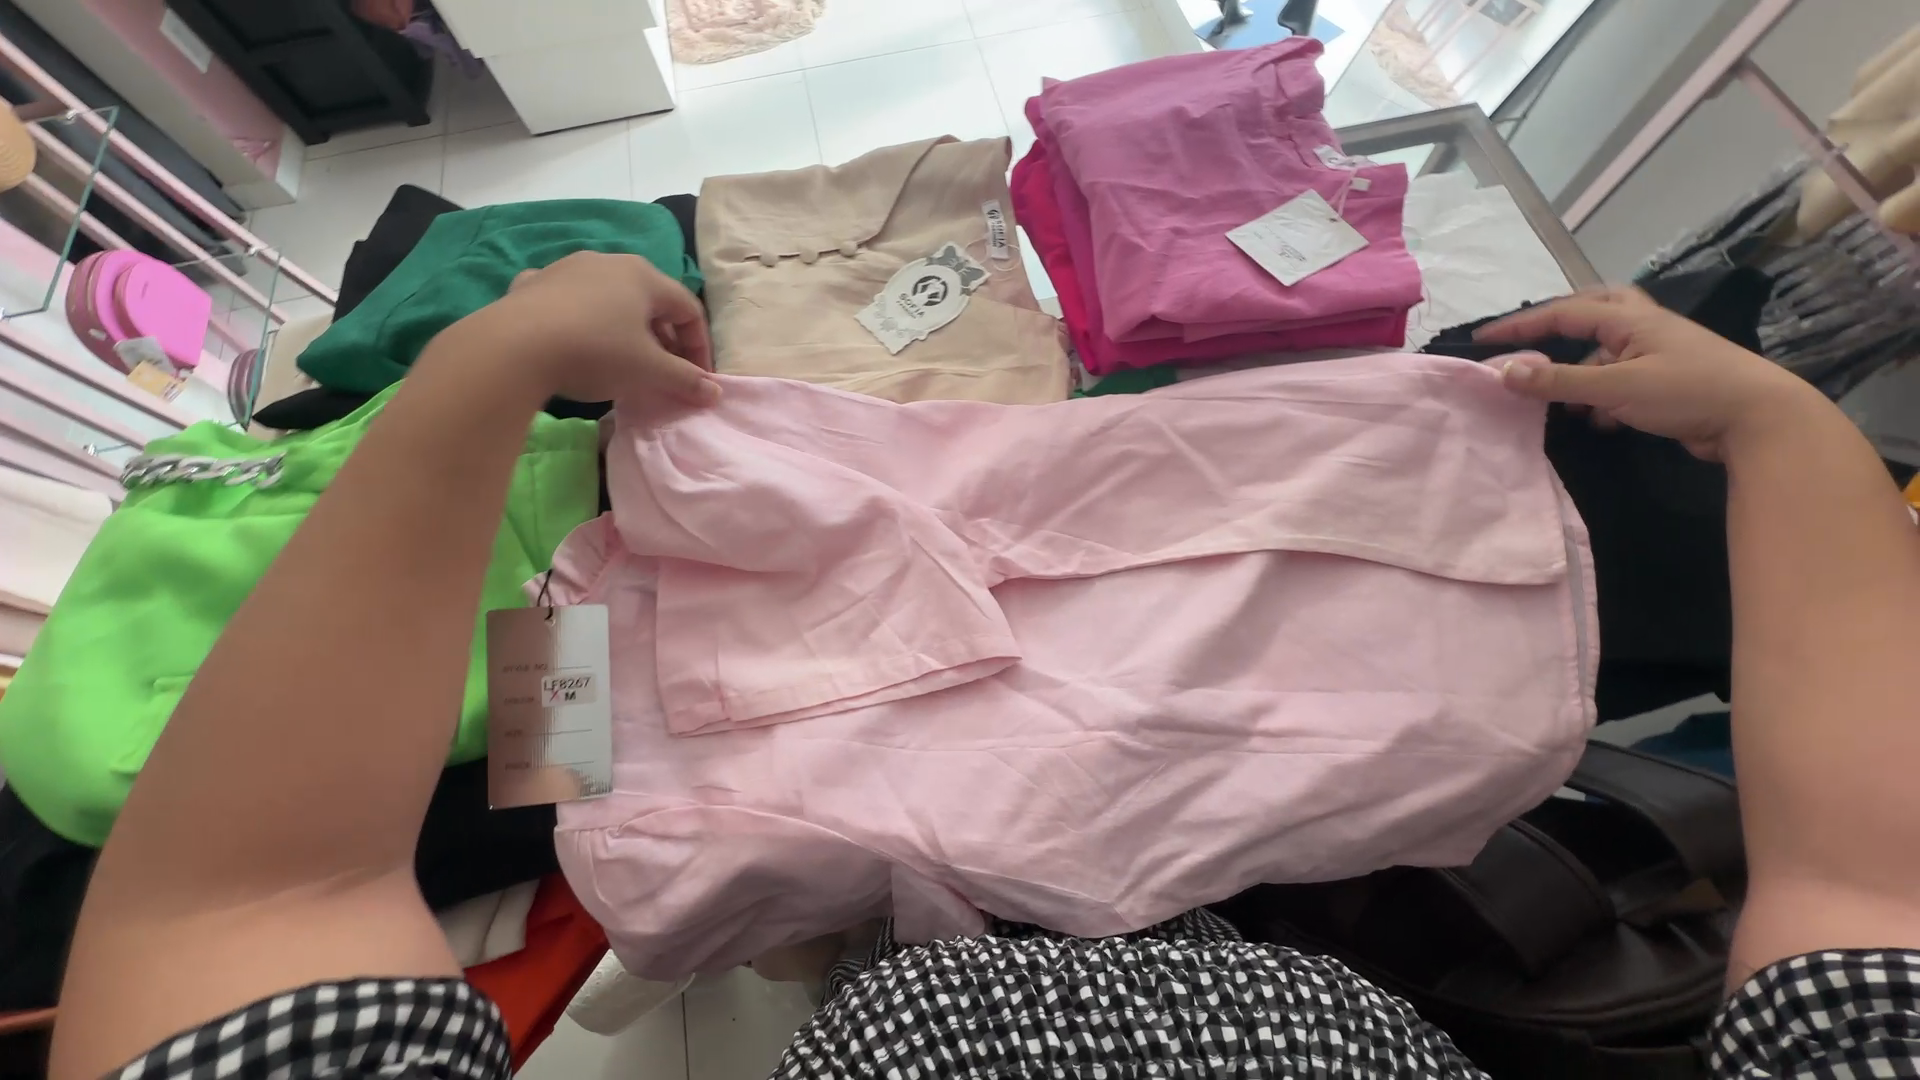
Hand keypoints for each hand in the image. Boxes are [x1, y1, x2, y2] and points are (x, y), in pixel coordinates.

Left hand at [451, 251, 718, 406]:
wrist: (514, 347)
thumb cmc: (597, 352)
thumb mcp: (650, 371)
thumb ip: (687, 380)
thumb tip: (715, 393)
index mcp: (645, 276)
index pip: (689, 309)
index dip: (700, 347)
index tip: (698, 380)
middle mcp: (609, 263)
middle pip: (652, 301)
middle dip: (666, 339)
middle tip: (666, 372)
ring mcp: (568, 269)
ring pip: (612, 299)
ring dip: (627, 329)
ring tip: (625, 361)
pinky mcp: (534, 284)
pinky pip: (571, 300)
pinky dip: (584, 320)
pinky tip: (577, 339)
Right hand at [1475, 287, 1821, 460]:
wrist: (1759, 420)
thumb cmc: (1688, 392)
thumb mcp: (1615, 387)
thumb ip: (1557, 380)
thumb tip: (1503, 370)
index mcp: (1632, 320)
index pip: (1563, 313)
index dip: (1519, 324)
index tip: (1481, 338)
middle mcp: (1644, 329)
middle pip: (1593, 310)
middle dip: (1556, 323)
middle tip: (1526, 338)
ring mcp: (1656, 354)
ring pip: (1601, 352)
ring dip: (1575, 372)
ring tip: (1557, 398)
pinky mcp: (1663, 380)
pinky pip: (1615, 379)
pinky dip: (1597, 396)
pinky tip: (1596, 419)